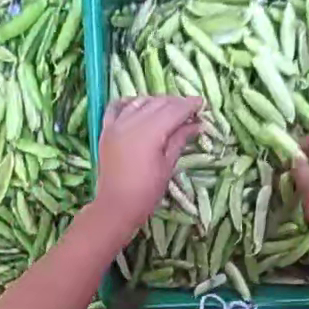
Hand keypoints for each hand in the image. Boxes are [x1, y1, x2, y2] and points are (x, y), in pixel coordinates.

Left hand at [92, 96, 202, 234]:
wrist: (116, 206)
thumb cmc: (146, 191)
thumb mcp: (167, 165)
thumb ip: (179, 139)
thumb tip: (196, 124)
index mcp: (150, 132)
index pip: (174, 110)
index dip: (190, 105)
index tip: (202, 104)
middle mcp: (132, 122)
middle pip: (158, 103)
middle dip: (176, 103)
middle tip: (189, 111)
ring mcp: (116, 125)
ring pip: (139, 102)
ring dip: (156, 101)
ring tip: (168, 110)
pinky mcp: (106, 131)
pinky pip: (116, 108)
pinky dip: (128, 103)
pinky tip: (138, 104)